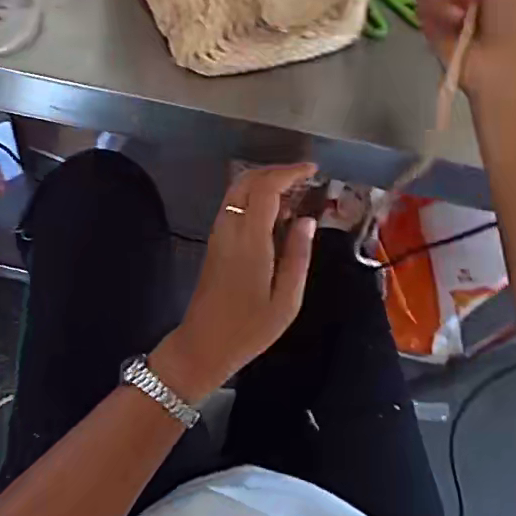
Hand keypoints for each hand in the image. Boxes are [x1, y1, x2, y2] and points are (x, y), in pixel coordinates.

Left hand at [152, 164, 318, 400]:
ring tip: (295, 191)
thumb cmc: (250, 327)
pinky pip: (234, 205)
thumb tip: (307, 220)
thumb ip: (299, 255)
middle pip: (248, 180)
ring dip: (264, 182)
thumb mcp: (287, 299)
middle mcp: (230, 228)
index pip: (266, 188)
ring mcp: (219, 233)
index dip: (289, 173)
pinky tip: (276, 212)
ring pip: (238, 190)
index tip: (312, 171)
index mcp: (249, 239)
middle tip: (305, 177)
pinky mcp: (215, 241)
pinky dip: (254, 196)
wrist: (203, 344)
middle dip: (276, 171)